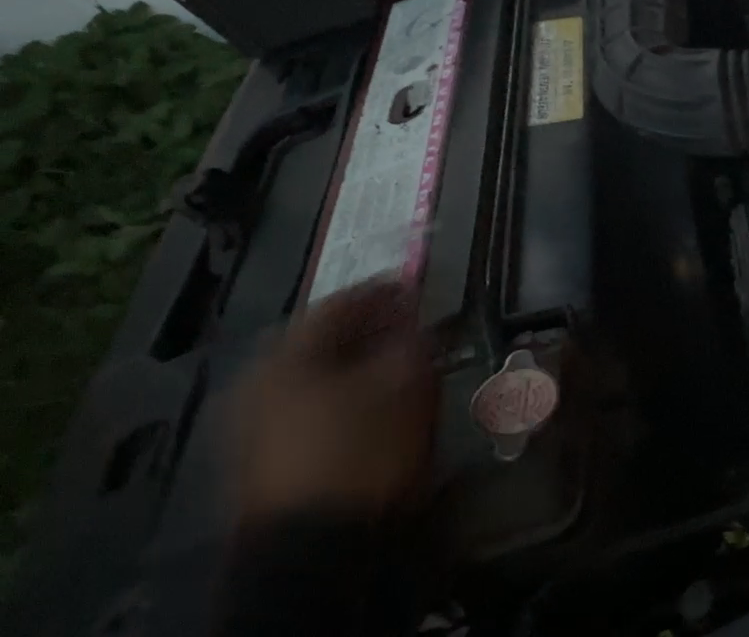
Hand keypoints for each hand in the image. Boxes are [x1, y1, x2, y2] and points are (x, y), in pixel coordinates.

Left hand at [227, 281, 437, 521]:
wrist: (315, 542)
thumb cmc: (362, 448)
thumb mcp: (404, 384)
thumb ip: (413, 342)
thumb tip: (418, 321)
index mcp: (285, 356)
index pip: (337, 303)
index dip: (382, 290)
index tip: (414, 283)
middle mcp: (258, 381)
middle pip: (320, 338)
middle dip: (368, 327)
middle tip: (408, 321)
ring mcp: (253, 421)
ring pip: (314, 371)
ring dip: (355, 359)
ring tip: (397, 359)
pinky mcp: (263, 453)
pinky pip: (308, 401)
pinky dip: (342, 389)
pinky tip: (372, 396)